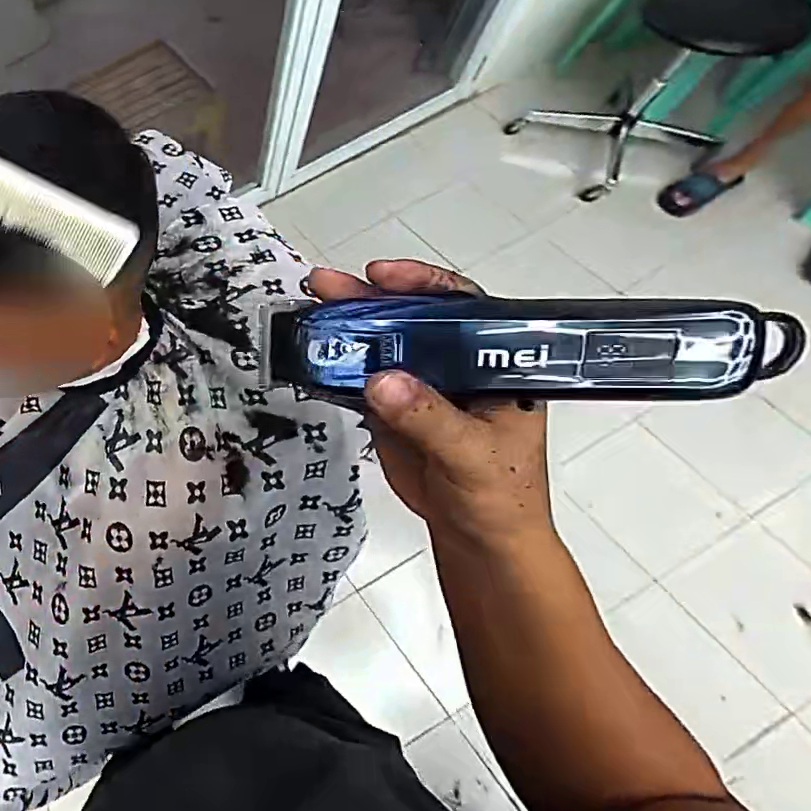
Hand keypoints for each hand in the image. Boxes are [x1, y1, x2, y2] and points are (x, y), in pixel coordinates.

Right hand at [306, 260, 553, 552]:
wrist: (476, 536)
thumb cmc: (500, 495)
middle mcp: (454, 364)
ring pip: (380, 345)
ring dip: (345, 329)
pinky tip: (310, 354)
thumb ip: (430, 418)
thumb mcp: (473, 454)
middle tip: (328, 285)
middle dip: (369, 299)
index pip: (460, 308)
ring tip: (311, 308)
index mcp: (492, 363)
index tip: (383, 275)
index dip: (422, 285)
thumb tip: (382, 381)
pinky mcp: (390, 407)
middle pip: (410, 319)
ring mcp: (419, 384)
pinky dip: (334, 367)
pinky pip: (358, 378)